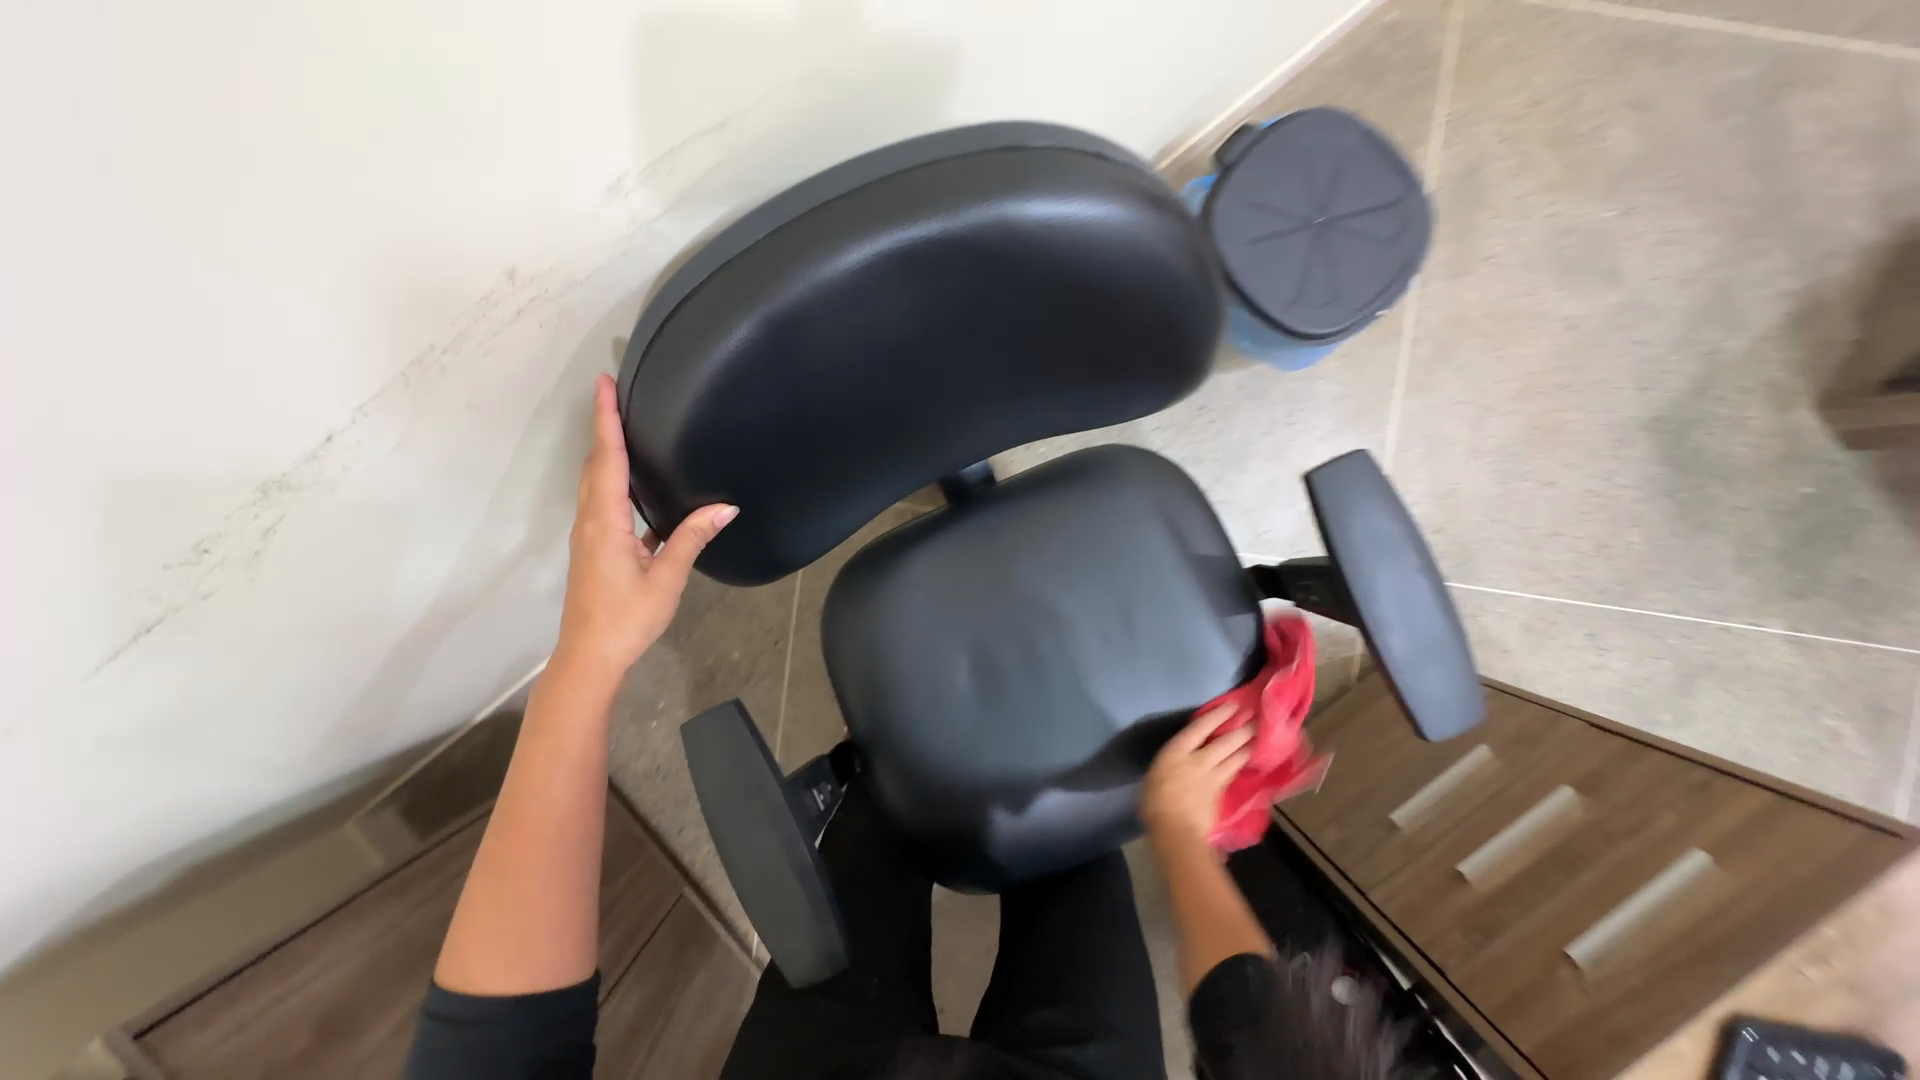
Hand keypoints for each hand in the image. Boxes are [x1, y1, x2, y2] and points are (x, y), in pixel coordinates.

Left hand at [554, 374, 736, 678]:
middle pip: (594, 463)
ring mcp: (588, 535)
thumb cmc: (627, 617)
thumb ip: (692, 537)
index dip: (605, 418)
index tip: (603, 383)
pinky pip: (601, 501)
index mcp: (605, 522)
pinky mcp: (593, 549)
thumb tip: (726, 507)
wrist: (591, 655)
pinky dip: (612, 480)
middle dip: (603, 426)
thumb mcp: (667, 577)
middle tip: (614, 394)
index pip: (606, 458)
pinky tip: (635, 486)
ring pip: (594, 482)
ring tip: (624, 429)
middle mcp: (590, 521)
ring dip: (605, 452)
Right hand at [1142, 706, 1252, 844]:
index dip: (1218, 715)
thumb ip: (1170, 765)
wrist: (1175, 830)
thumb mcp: (1155, 775)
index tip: (1233, 705)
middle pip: (1225, 741)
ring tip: (1257, 736)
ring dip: (1246, 746)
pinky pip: (1233, 773)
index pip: (1200, 727)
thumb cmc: (1154, 802)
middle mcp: (1198, 759)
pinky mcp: (1221, 793)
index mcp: (1177, 752)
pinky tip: (1246, 760)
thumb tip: (1177, 765)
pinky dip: (1241, 763)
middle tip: (1255, 718)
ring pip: (1234, 757)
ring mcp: (1213, 777)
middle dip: (1240, 729)